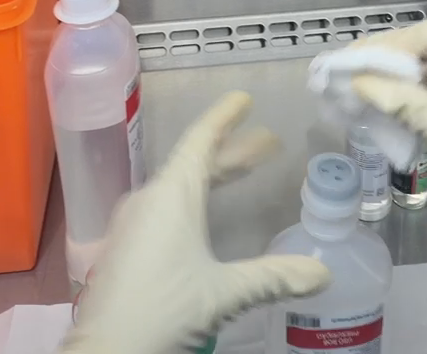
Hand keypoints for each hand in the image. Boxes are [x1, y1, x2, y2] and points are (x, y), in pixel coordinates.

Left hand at [61, 91, 331, 353]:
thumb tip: (323, 272)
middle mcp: (151, 198)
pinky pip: (165, 207)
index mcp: (172, 194)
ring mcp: (134, 222)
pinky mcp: (126, 247)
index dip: (224, 117)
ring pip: (181, 186)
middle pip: (197, 163)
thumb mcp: (224, 293)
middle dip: (234, 152)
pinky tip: (203, 217)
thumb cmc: (163, 308)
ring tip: (243, 173)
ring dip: (214, 176)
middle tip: (270, 142)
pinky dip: (194, 199)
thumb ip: (273, 277)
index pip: (202, 140)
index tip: (244, 98)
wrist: (103, 353)